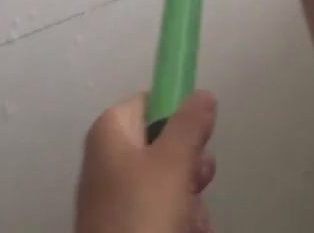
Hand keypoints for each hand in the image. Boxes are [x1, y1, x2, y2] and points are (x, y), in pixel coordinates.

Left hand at [75, 91, 216, 232]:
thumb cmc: (141, 214)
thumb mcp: (172, 163)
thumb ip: (190, 125)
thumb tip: (203, 93)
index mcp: (110, 132)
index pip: (149, 104)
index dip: (177, 116)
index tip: (200, 136)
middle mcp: (110, 159)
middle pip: (164, 147)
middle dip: (190, 169)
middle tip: (197, 182)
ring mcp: (117, 197)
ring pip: (169, 186)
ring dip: (190, 203)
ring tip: (189, 222)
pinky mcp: (126, 228)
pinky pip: (163, 215)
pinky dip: (179, 224)